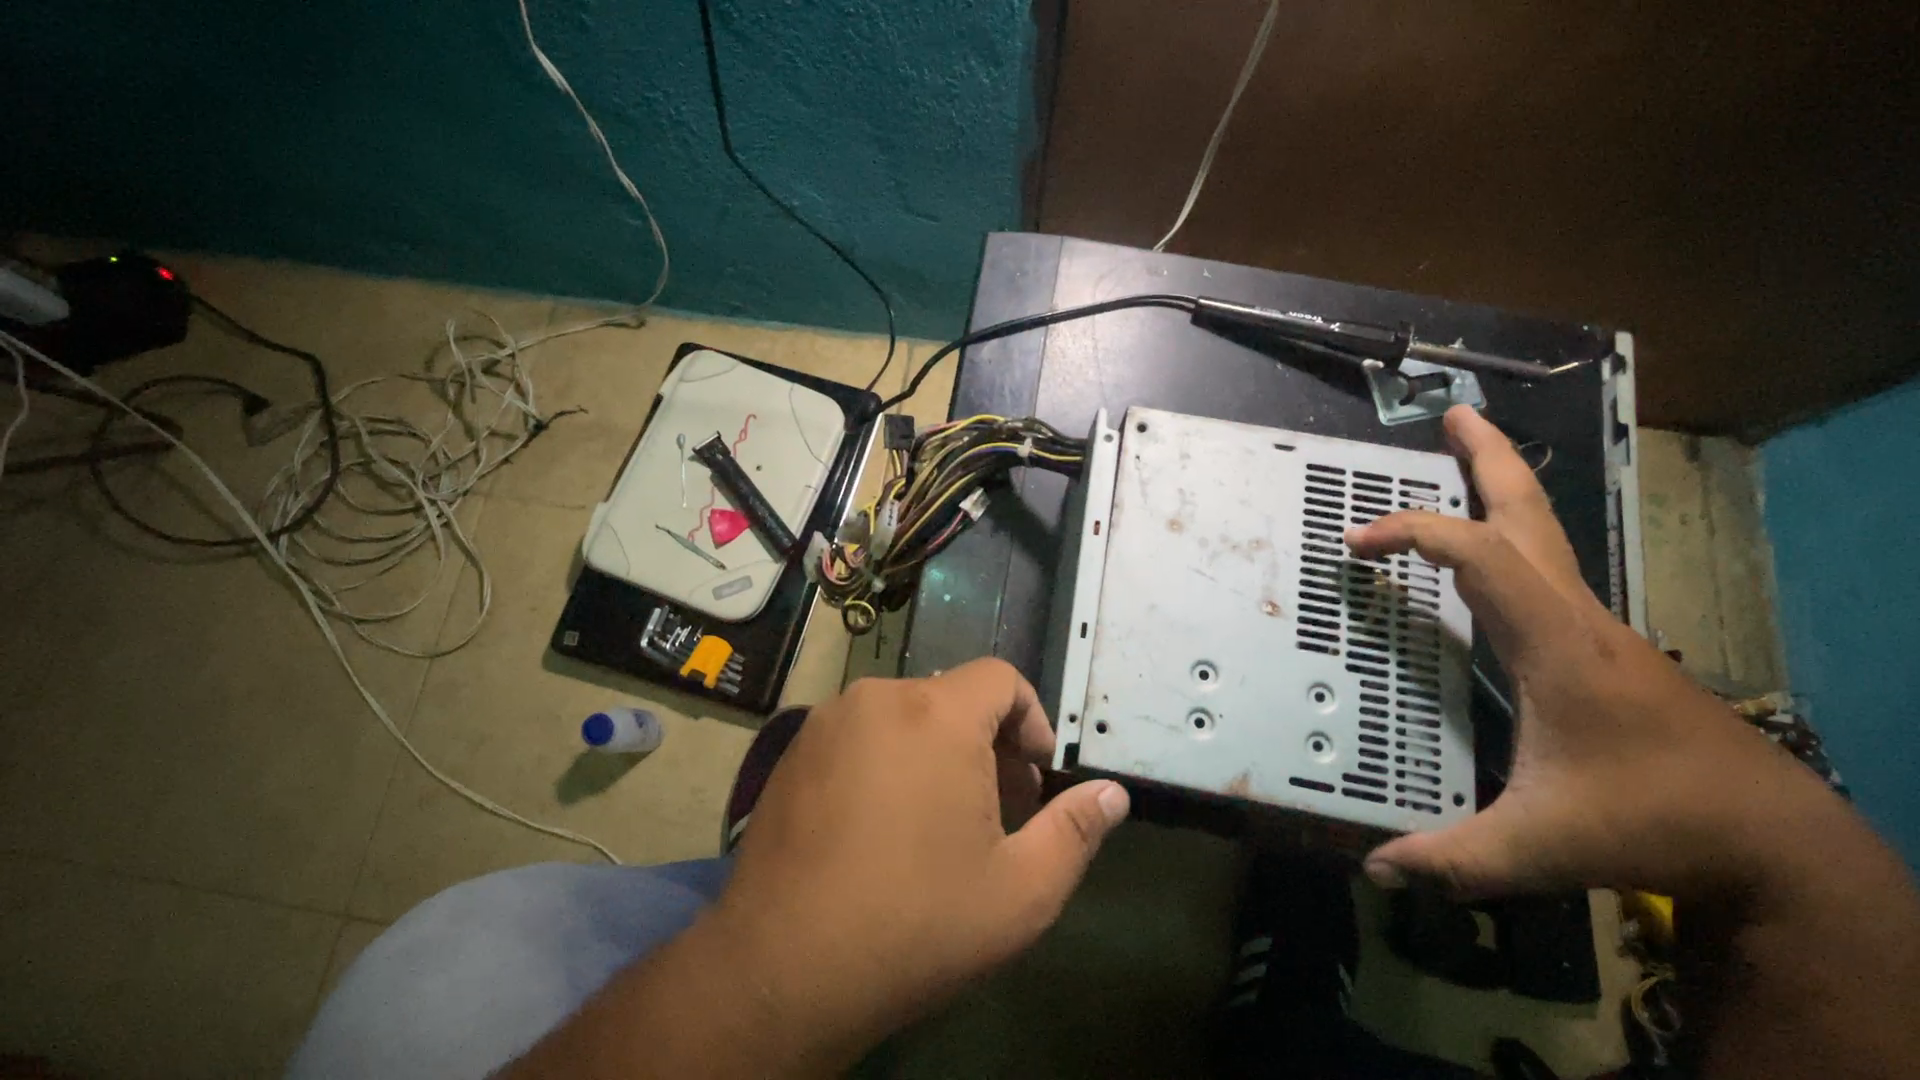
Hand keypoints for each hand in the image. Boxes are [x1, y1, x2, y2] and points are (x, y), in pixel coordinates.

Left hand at [707, 658, 1130, 1069]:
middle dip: (986, 744)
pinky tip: (881, 830)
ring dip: (934, 754)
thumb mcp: (1021, 891)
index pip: (1000, 678)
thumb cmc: (916, 924)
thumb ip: (1076, 831)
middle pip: (950, 699)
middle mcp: (876, 699)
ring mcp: (823, 724)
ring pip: (902, 717)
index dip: (1031, 719)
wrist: (783, 969)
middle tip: (997, 811)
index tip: (1035, 776)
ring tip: (940, 824)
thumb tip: (1113, 794)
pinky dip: (885, 763)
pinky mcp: (789, 755)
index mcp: (935, 715)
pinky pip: (857, 738)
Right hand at [1346, 406, 1837, 902]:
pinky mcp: (1599, 648)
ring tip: (1464, 459)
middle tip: (1451, 413)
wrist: (1770, 837)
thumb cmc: (1653, 822)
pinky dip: (1508, 539)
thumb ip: (1454, 858)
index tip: (1353, 544)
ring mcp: (1593, 627)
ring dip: (1502, 491)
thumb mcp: (1542, 845)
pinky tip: (1487, 563)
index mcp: (1552, 640)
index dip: (1410, 533)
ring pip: (1544, 535)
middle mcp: (1574, 616)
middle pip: (1530, 513)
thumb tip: (1374, 868)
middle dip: (1489, 457)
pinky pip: (1544, 569)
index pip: (1474, 553)